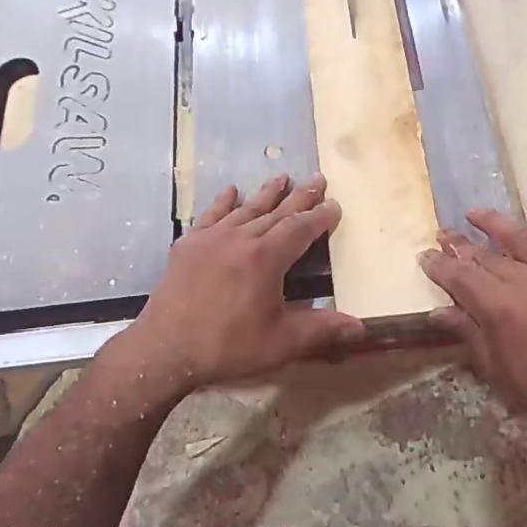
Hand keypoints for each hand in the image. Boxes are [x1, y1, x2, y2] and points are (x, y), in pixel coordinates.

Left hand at [105, 174, 363, 397]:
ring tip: (281, 177)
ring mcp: (210, 239)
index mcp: (266, 258)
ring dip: (266, 194)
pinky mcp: (188, 247)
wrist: (165, 349)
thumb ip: (321, 330)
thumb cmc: (227, 347)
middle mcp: (239, 239)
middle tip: (317, 180)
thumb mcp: (281, 342)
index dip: (320, 217)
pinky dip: (223, 203)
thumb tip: (360, 327)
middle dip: (299, 197)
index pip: (300, 229)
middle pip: (276, 212)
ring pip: (245, 209)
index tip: (334, 205)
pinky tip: (230, 191)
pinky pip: (210, 216)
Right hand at [418, 203, 526, 450]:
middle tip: (443, 233)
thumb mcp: (499, 369)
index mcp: (504, 309)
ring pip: (523, 238)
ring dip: (496, 222)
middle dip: (461, 244)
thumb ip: (470, 334)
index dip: (441, 266)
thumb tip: (439, 311)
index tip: (425, 255)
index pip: (463, 277)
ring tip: (475, 212)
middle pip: (488, 255)